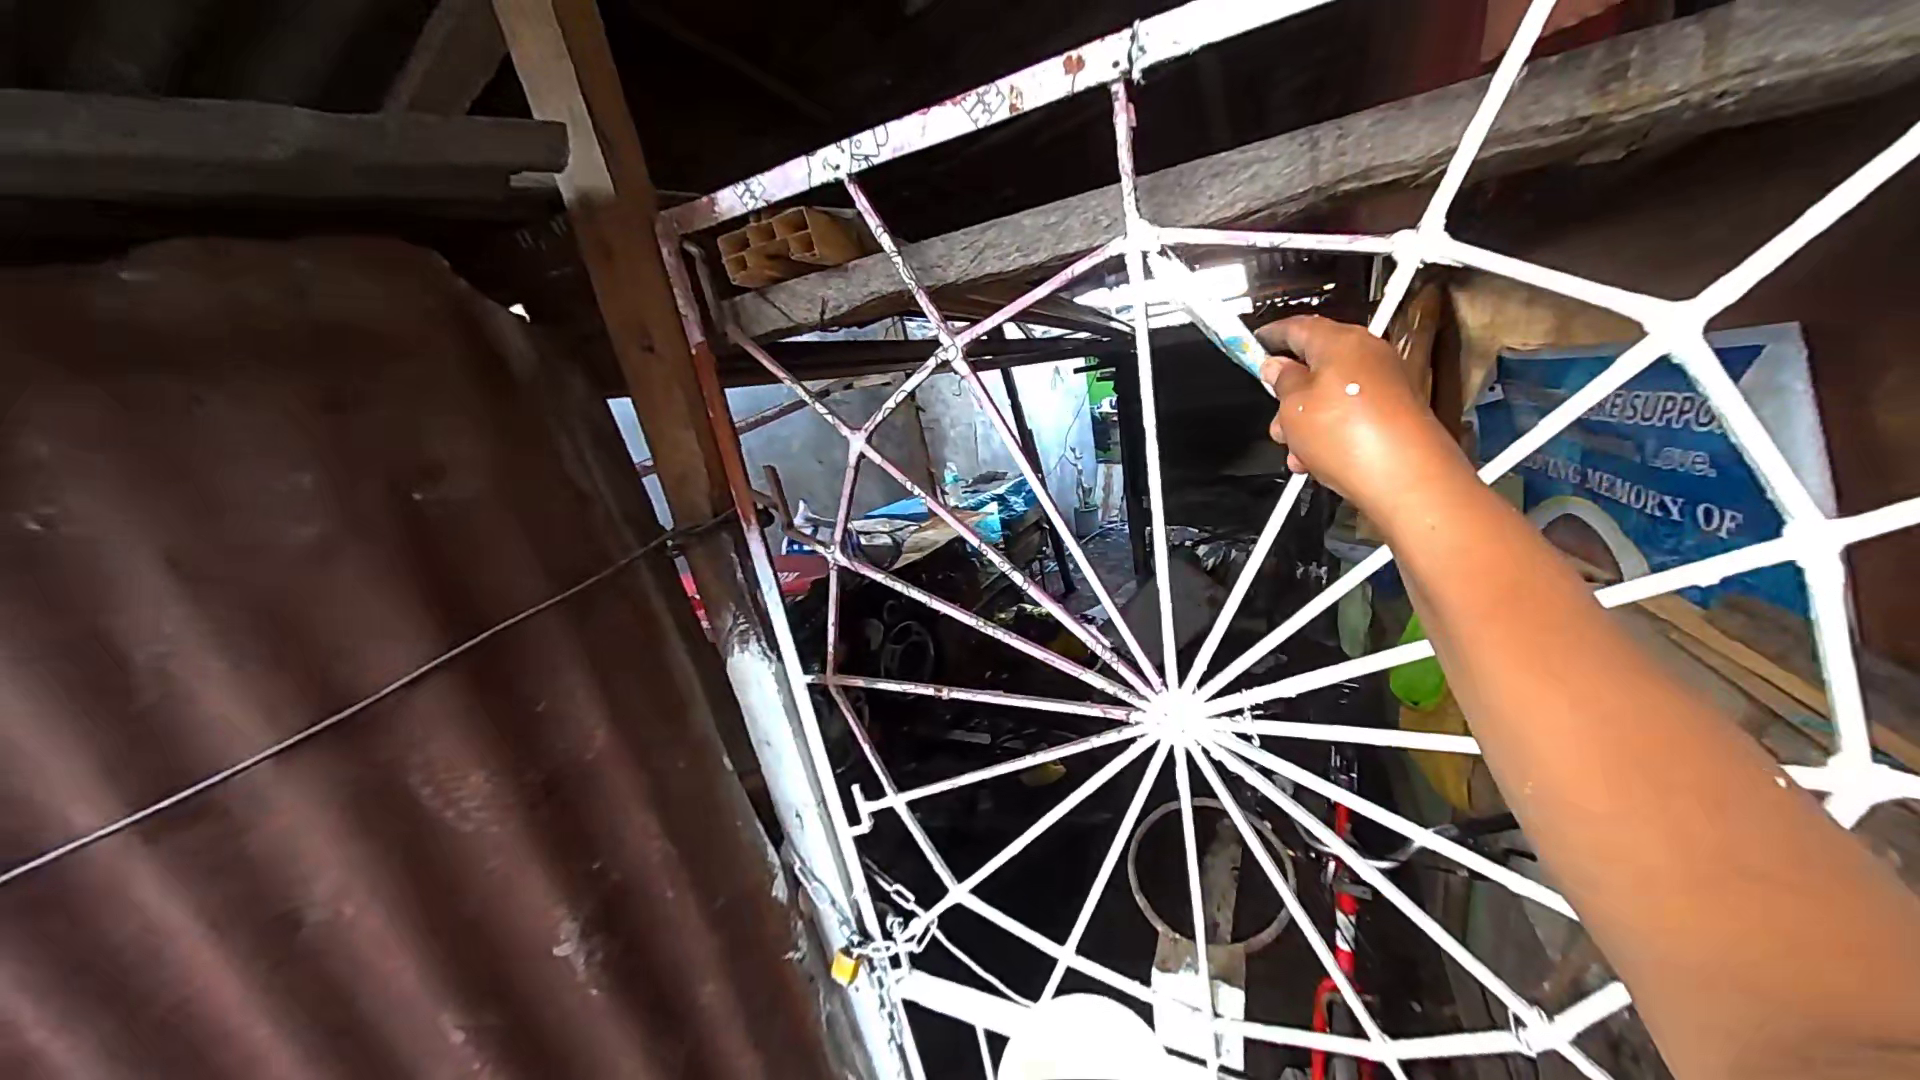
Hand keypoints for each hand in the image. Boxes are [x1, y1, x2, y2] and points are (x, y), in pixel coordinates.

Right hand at [1253, 315, 1471, 526]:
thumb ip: (1281, 381)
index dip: (1272, 335)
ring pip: (1328, 394)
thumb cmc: (1352, 436)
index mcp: (1340, 341)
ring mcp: (1383, 384)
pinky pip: (1347, 415)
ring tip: (1295, 448)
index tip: (1257, 341)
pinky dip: (1327, 432)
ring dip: (1304, 420)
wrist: (1403, 475)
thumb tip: (1276, 369)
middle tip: (1273, 412)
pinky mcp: (1391, 412)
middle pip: (1314, 364)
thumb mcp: (1292, 405)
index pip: (1298, 327)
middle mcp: (1367, 355)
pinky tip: (1315, 457)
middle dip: (1288, 392)